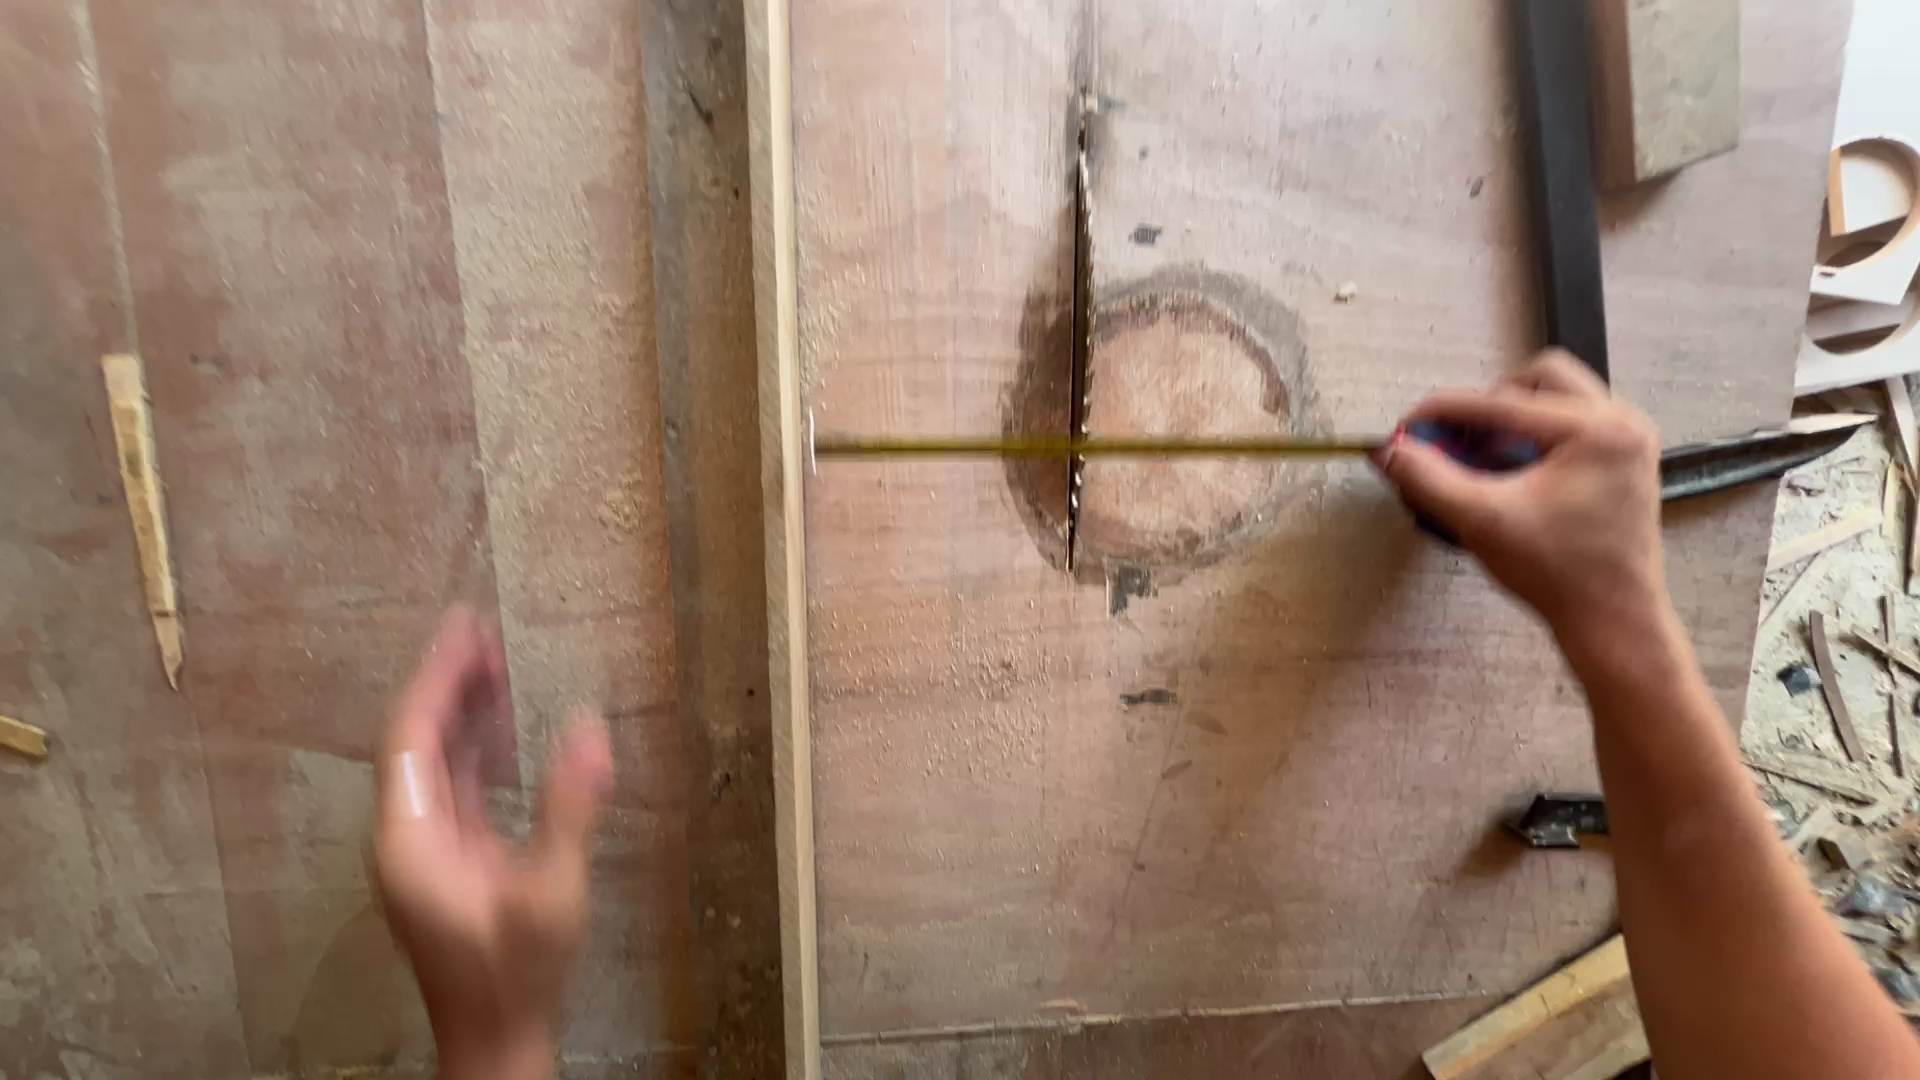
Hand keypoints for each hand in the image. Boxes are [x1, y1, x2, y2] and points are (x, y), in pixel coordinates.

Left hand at [373, 606, 611, 1079]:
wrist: (499, 1035)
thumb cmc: (519, 969)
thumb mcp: (552, 889)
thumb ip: (569, 807)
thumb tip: (590, 725)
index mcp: (412, 839)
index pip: (413, 738)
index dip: (438, 679)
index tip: (464, 627)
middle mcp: (410, 833)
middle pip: (421, 740)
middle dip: (450, 682)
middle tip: (484, 627)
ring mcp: (431, 843)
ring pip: (440, 757)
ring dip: (467, 706)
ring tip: (498, 657)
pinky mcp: (456, 851)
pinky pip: (463, 778)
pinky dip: (483, 740)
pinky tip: (509, 720)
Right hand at [1374, 350, 1672, 657]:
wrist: (1609, 615)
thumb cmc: (1553, 569)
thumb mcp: (1478, 519)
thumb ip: (1426, 478)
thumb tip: (1386, 449)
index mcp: (1596, 430)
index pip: (1500, 402)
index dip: (1442, 412)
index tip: (1405, 428)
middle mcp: (1621, 423)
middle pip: (1540, 378)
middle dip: (1488, 403)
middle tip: (1456, 437)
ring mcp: (1626, 440)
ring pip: (1556, 397)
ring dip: (1509, 418)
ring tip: (1478, 455)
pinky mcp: (1619, 460)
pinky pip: (1567, 423)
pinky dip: (1528, 435)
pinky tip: (1504, 469)